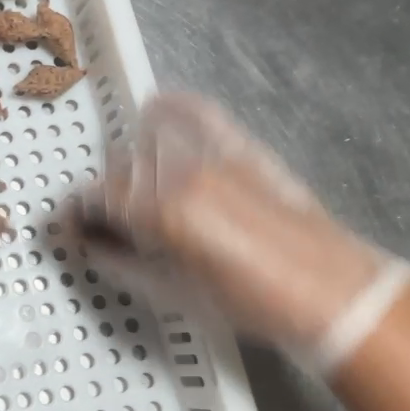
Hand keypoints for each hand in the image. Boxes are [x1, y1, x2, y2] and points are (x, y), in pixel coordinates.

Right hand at [79, 93, 409, 373]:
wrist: (335, 296)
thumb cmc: (251, 304)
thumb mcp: (176, 294)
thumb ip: (122, 262)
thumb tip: (87, 243)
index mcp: (161, 210)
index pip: (98, 195)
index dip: (78, 211)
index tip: (74, 226)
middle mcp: (182, 171)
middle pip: (121, 166)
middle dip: (106, 191)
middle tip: (110, 219)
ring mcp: (215, 154)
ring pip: (152, 140)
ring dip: (135, 159)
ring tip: (140, 187)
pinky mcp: (244, 149)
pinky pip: (199, 112)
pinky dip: (174, 106)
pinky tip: (157, 108)